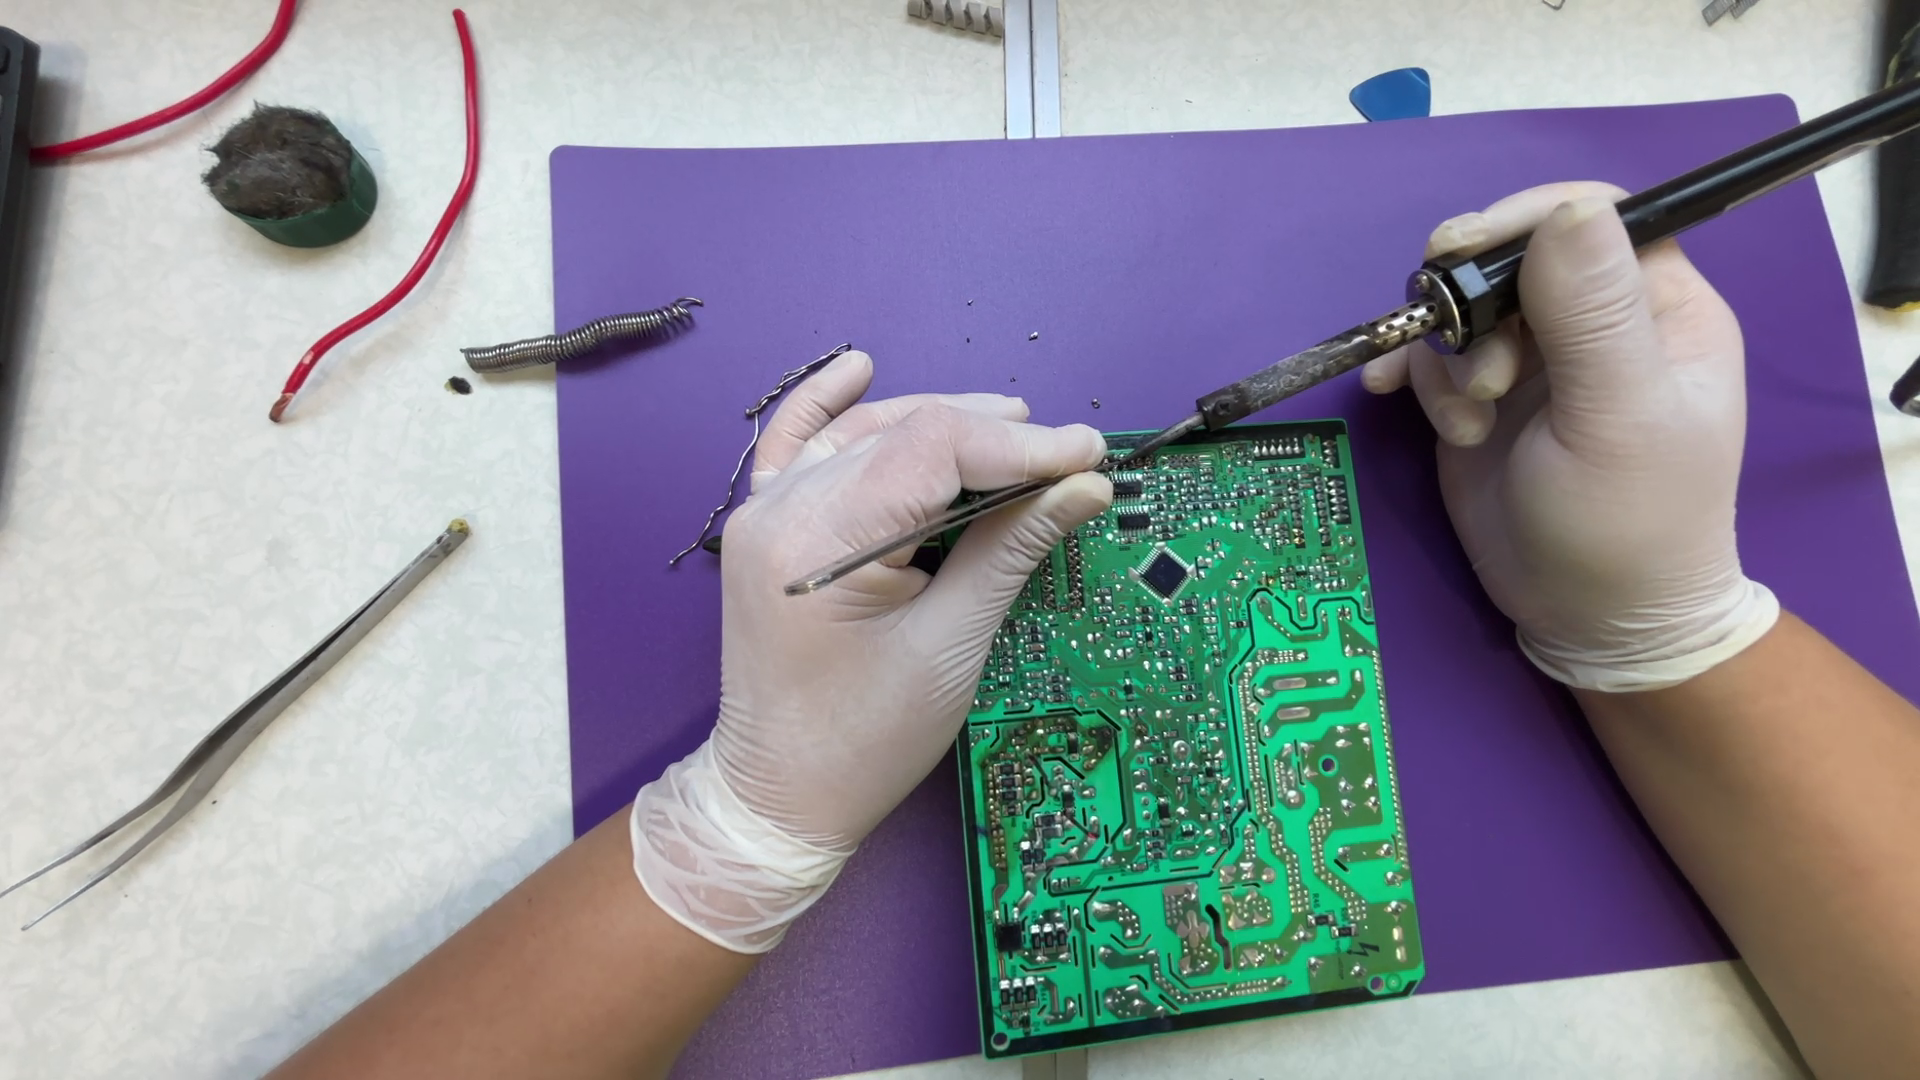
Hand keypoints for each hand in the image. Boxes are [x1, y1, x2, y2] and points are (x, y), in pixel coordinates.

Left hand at [632, 350, 1111, 951]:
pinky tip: (861, 367)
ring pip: (863, 435)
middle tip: (1063, 452)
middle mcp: (782, 508)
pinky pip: (797, 446)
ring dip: (937, 423)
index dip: (1019, 445)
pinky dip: (831, 405)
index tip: (1088, 451)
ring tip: (1010, 425)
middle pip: (902, 434)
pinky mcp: (766, 525)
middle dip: (991, 436)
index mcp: (820, 541)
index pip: (933, 452)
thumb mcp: (950, 645)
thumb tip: (1083, 485)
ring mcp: (765, 512)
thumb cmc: (867, 739)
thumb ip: (1010, 549)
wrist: (778, 792)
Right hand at [1362, 182, 1776, 691]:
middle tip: (1477, 373)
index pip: (1591, 221)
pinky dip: (1407, 378)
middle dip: (1471, 309)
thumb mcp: (1616, 413)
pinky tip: (1390, 398)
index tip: (1457, 249)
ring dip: (1442, 363)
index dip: (1523, 222)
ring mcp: (1521, 366)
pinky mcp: (1470, 403)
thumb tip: (1566, 209)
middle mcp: (1583, 327)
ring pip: (1457, 317)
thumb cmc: (1623, 514)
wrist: (1581, 607)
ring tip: (1466, 422)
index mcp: (1651, 310)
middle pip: (1506, 266)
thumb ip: (1591, 312)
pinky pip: (1426, 364)